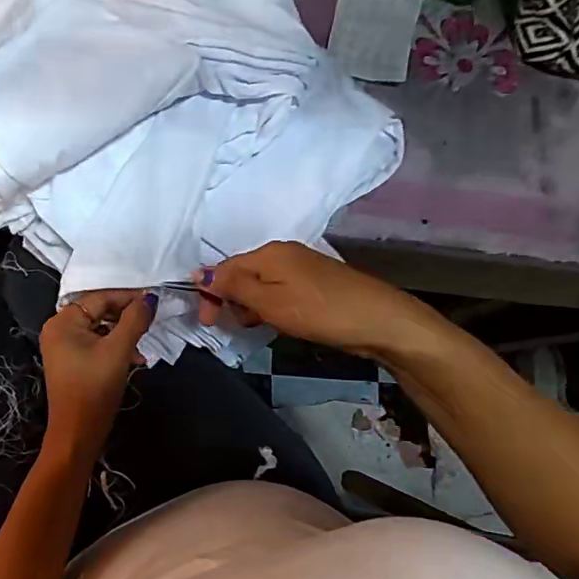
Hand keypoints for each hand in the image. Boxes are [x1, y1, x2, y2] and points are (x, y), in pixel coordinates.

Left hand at [39, 289, 155, 453]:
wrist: (78, 432)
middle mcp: (58, 329)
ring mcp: (62, 347)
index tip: (155, 300)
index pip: (100, 297)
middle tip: (151, 321)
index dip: (128, 297)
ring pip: (99, 328)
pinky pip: (95, 343)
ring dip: (123, 332)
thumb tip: (149, 298)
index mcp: (63, 321)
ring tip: (144, 343)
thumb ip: (135, 320)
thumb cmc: (95, 387)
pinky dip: (114, 346)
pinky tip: (134, 357)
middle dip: (126, 316)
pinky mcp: (71, 362)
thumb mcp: (118, 350)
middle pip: (98, 311)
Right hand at [195, 241, 439, 357]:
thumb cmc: (318, 312)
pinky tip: (284, 321)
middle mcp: (282, 253)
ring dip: (253, 306)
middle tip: (246, 325)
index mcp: (268, 253)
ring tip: (266, 325)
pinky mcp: (314, 282)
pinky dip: (272, 307)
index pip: (223, 268)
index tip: (209, 323)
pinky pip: (278, 291)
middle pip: (240, 274)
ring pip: (259, 285)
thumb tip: (199, 273)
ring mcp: (300, 266)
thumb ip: (233, 286)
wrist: (379, 321)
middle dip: (233, 300)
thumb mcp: (268, 302)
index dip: (210, 294)